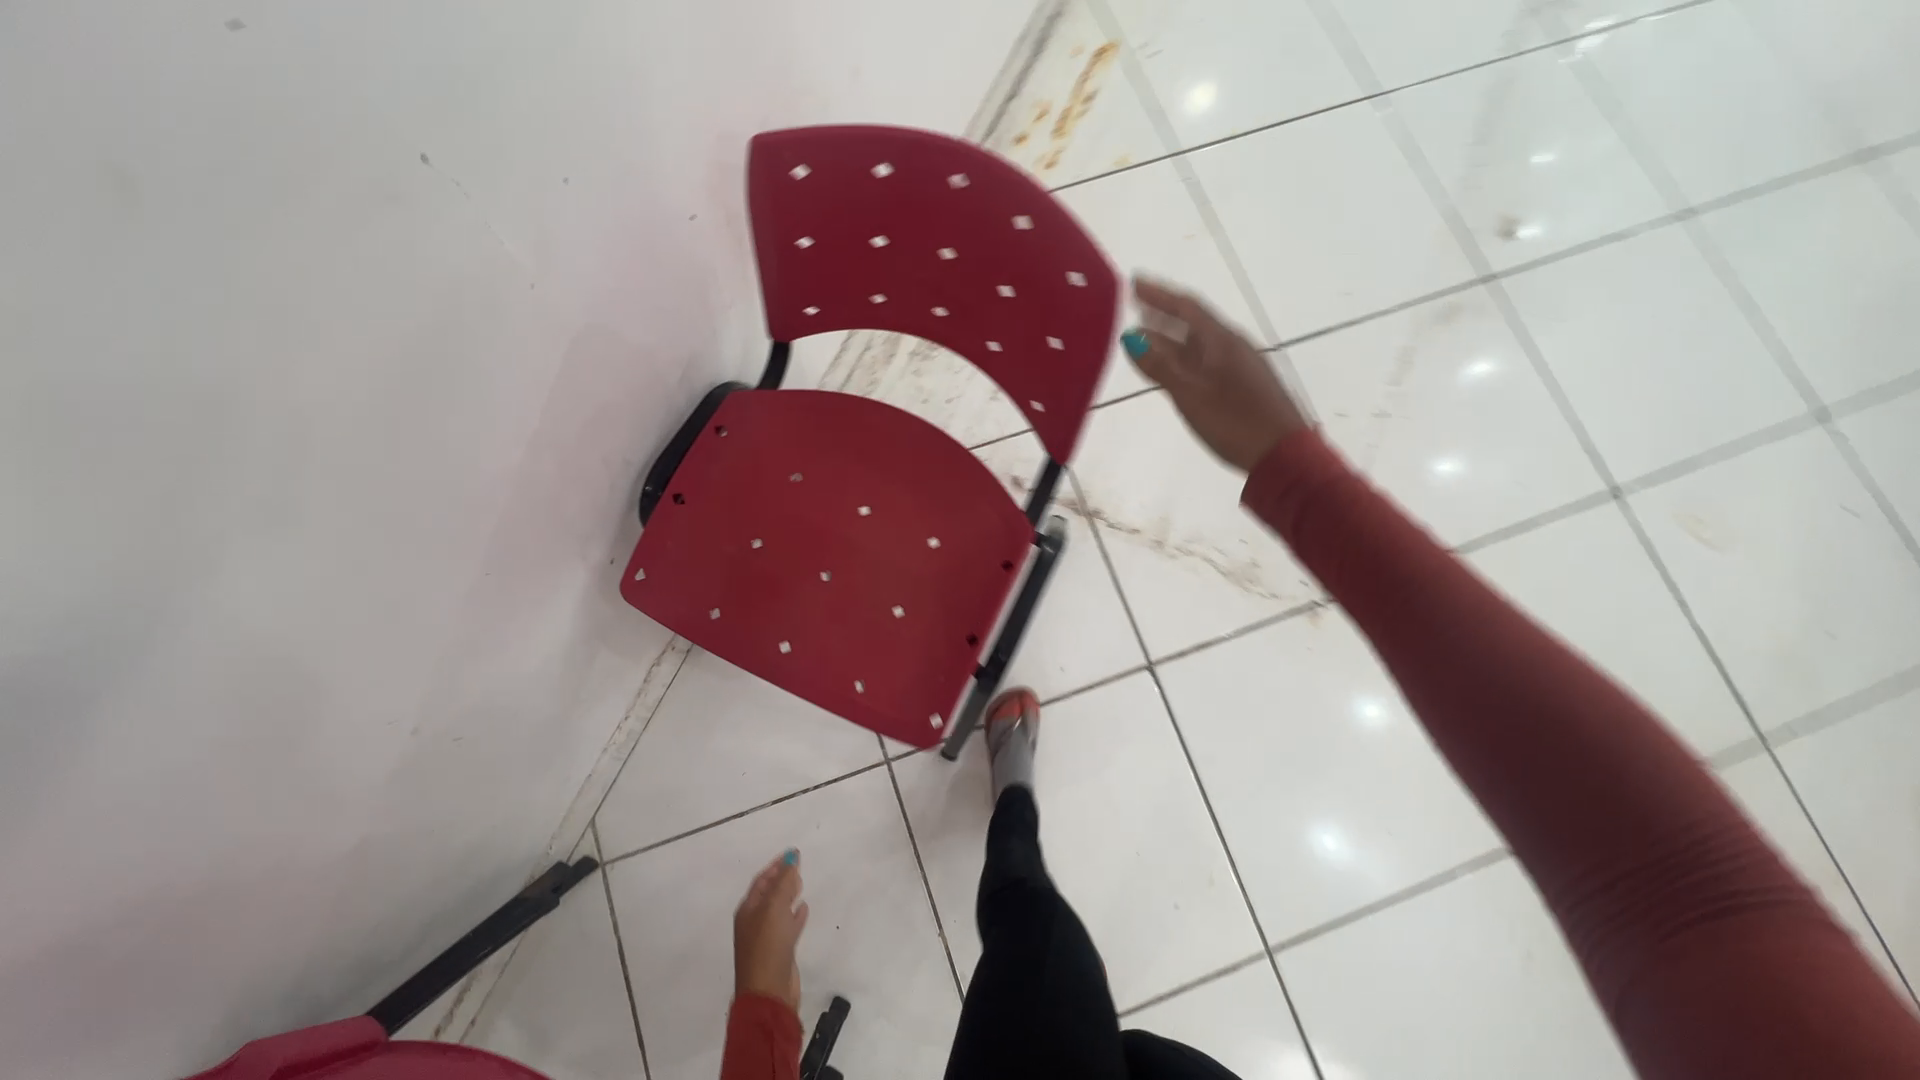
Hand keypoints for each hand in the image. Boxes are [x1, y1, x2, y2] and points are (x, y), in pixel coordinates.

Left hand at [733, 850, 808, 1010]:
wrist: (768, 992)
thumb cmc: (767, 946)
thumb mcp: (774, 908)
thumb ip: (784, 882)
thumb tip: (792, 857)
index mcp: (748, 910)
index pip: (761, 880)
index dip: (776, 865)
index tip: (792, 853)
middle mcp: (754, 922)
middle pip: (768, 893)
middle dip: (781, 878)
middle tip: (797, 865)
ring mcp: (767, 938)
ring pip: (778, 909)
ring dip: (788, 895)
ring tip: (801, 883)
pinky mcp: (780, 951)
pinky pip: (788, 925)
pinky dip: (795, 914)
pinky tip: (804, 908)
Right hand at [1123, 277, 1310, 472]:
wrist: (1282, 454)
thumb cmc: (1234, 422)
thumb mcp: (1190, 395)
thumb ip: (1160, 366)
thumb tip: (1130, 338)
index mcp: (1221, 341)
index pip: (1186, 307)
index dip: (1159, 294)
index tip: (1134, 283)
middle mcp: (1231, 346)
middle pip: (1192, 323)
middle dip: (1162, 314)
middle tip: (1134, 307)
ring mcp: (1238, 366)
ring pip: (1198, 344)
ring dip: (1170, 338)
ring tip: (1144, 337)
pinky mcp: (1242, 385)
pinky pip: (1205, 361)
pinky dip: (1183, 358)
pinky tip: (1172, 369)